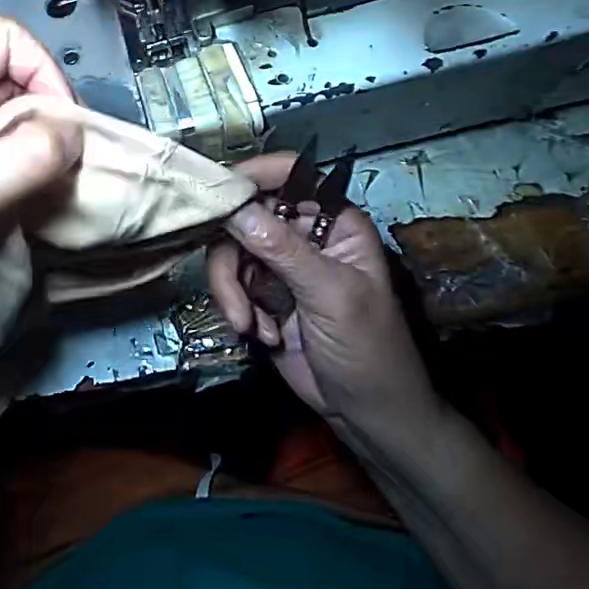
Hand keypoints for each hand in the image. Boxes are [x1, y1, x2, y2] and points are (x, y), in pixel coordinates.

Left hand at [0, 19, 82, 359]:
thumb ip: (30, 157)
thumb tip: (78, 132)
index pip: (6, 40)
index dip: (46, 73)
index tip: (65, 129)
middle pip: (8, 75)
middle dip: (44, 114)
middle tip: (63, 167)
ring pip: (2, 111)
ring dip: (33, 143)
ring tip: (45, 186)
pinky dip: (15, 163)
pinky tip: (20, 197)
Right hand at [207, 157, 438, 430]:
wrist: (367, 415)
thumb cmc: (369, 348)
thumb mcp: (331, 295)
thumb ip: (282, 250)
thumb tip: (236, 209)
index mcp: (334, 220)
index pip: (291, 176)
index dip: (256, 174)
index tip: (219, 190)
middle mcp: (303, 232)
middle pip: (248, 213)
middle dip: (234, 253)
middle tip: (231, 288)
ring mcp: (279, 262)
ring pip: (232, 249)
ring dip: (232, 289)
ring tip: (248, 324)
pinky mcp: (261, 292)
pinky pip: (230, 281)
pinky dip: (236, 306)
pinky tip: (259, 333)